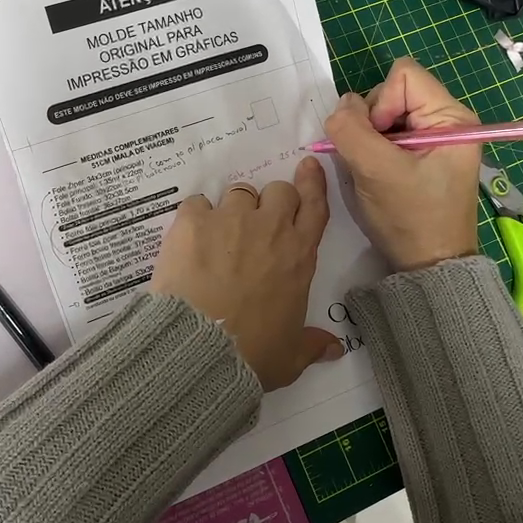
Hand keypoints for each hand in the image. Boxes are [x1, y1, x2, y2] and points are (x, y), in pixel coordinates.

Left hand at [151, 157, 342, 389]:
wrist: (200, 348)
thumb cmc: (253, 354)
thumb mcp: (290, 356)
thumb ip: (311, 345)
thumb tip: (333, 350)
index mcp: (299, 256)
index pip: (314, 207)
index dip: (312, 184)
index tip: (307, 166)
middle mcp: (268, 229)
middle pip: (278, 191)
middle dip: (269, 202)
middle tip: (254, 224)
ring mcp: (229, 221)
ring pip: (237, 193)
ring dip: (232, 209)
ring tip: (218, 236)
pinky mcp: (191, 223)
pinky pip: (197, 203)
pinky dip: (195, 215)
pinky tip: (189, 237)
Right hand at [323, 57, 481, 272]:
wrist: (428, 264)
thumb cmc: (411, 218)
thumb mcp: (376, 171)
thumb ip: (352, 131)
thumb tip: (340, 106)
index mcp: (450, 117)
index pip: (403, 76)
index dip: (380, 102)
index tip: (377, 140)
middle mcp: (443, 121)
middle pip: (390, 93)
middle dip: (370, 122)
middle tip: (370, 158)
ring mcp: (429, 138)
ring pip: (381, 115)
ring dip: (366, 139)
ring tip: (370, 170)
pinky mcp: (415, 154)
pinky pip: (382, 135)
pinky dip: (369, 150)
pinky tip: (372, 173)